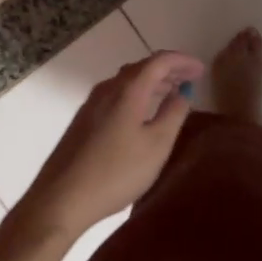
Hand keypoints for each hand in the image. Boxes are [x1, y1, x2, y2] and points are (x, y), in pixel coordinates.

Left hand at [13, 51, 204, 243]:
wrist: (61, 199)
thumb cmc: (115, 172)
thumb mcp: (156, 146)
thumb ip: (173, 115)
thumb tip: (183, 93)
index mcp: (128, 89)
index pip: (159, 61)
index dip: (182, 61)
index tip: (200, 70)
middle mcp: (108, 88)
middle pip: (142, 68)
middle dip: (168, 70)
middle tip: (190, 81)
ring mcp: (92, 104)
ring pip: (127, 82)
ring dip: (151, 83)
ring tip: (171, 95)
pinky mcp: (83, 121)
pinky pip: (116, 95)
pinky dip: (136, 95)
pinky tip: (142, 113)